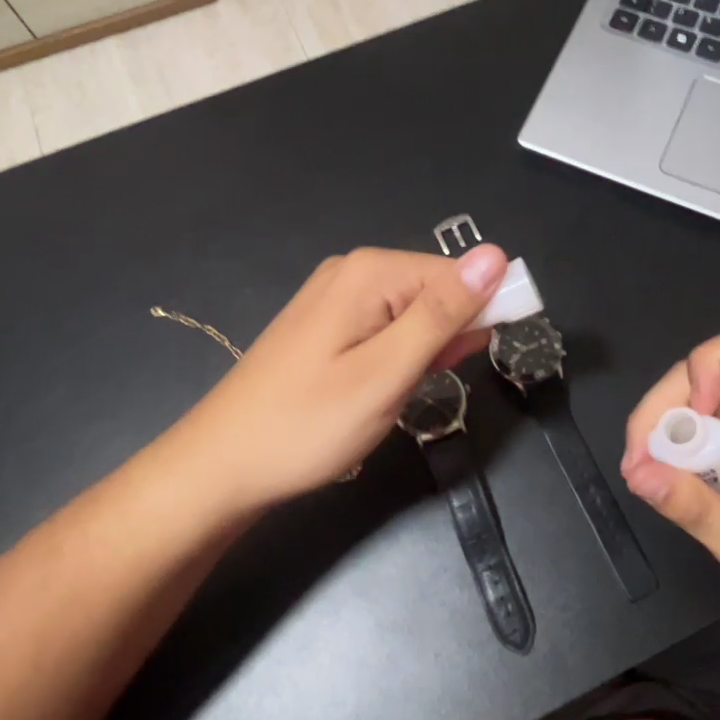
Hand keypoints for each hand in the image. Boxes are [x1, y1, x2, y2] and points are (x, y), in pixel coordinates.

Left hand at [167, 244, 507, 507]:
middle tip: (420, 386)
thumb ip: (443, 313)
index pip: (460, 273)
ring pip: (413, 315)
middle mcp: (353, 273)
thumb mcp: (387, 372)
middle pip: (435, 291)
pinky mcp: (328, 326)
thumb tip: (496, 254)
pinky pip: (386, 329)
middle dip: (448, 338)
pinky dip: (399, 359)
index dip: (483, 314)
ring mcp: (336, 299)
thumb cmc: (308, 424)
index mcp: (370, 272)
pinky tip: (386, 389)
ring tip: (396, 394)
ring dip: (423, 354)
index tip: (481, 361)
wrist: (223, 465)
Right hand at [620, 323, 719, 637]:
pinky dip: (678, 450)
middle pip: (712, 371)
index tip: (688, 419)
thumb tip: (637, 472)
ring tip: (645, 475)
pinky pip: (705, 431)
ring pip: (701, 399)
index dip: (708, 365)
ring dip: (666, 430)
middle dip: (666, 406)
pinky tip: (666, 482)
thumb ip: (695, 508)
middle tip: (640, 462)